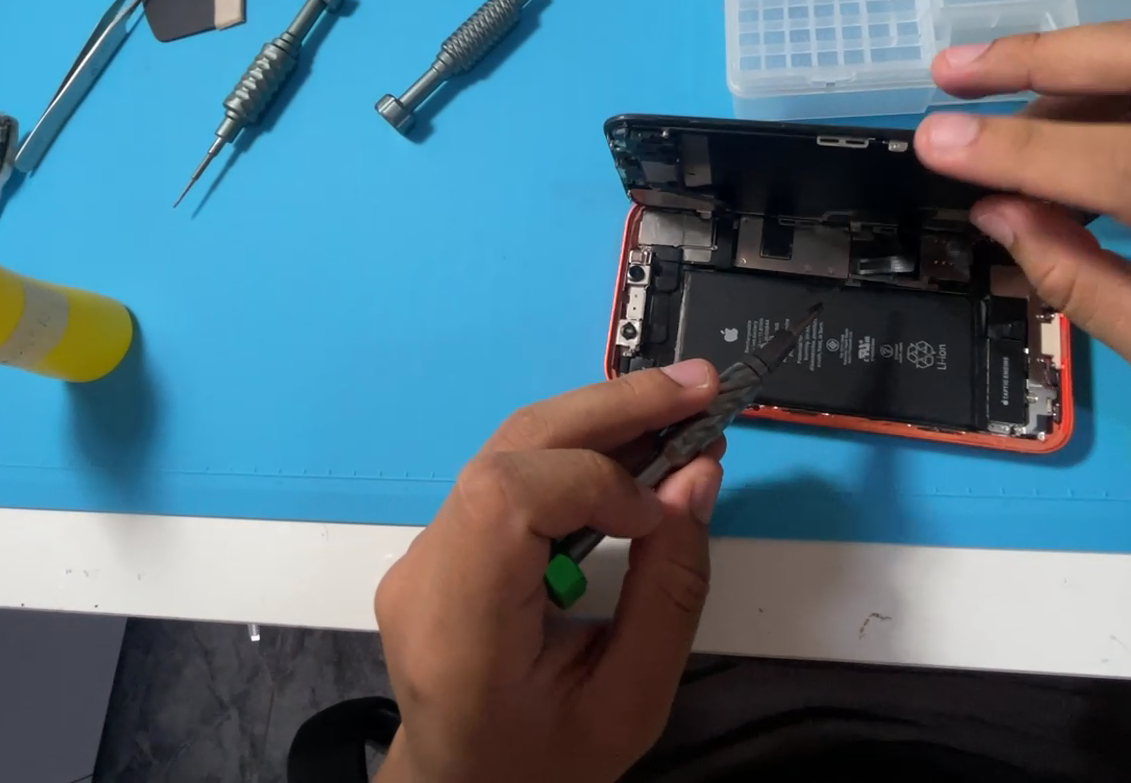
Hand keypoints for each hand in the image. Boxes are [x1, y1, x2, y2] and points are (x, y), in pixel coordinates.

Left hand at [374, 360, 725, 782]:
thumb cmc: (545, 765)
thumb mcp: (631, 704)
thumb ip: (670, 590)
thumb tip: (697, 474)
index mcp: (458, 627)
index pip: (508, 497)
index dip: (594, 479)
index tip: (658, 510)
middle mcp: (428, 564)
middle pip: (516, 442)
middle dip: (617, 406)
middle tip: (702, 385)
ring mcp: (428, 540)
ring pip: (518, 439)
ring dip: (608, 414)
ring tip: (684, 404)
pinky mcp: (449, 528)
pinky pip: (520, 462)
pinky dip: (588, 443)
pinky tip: (640, 439)